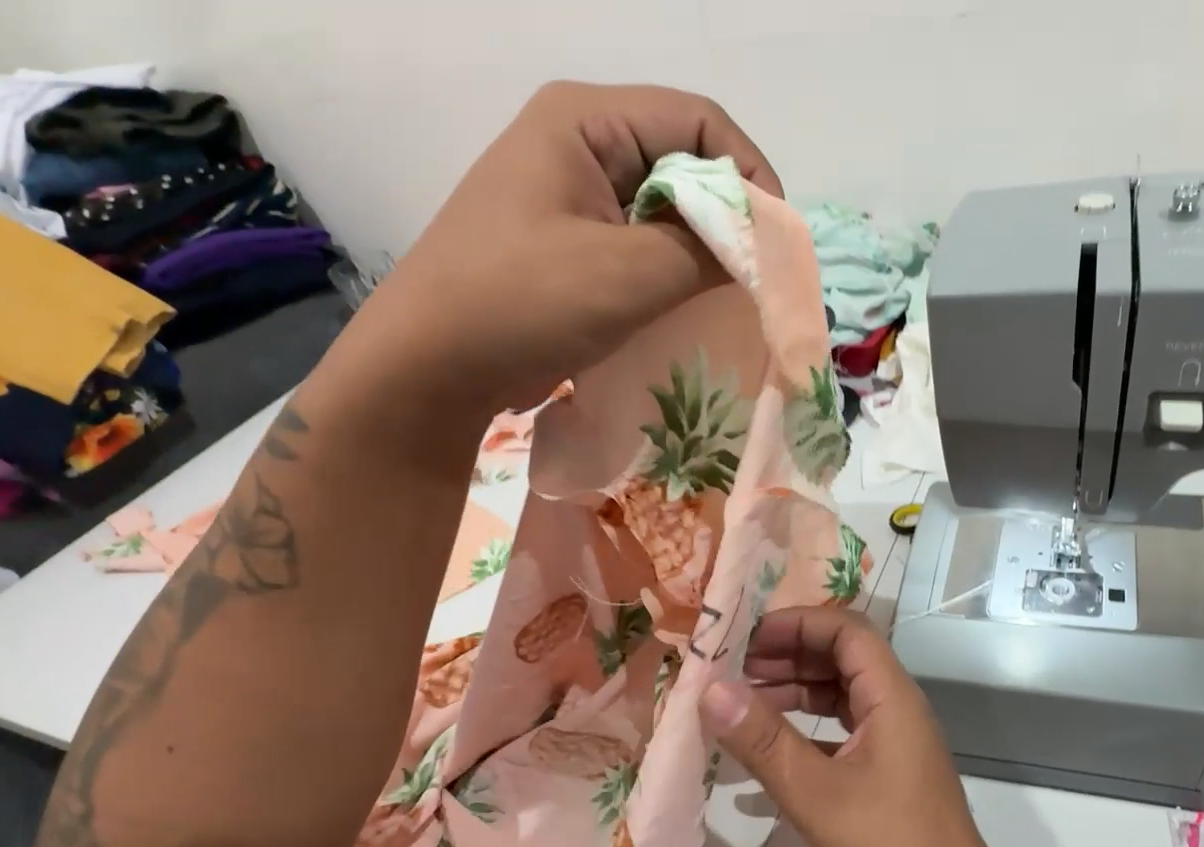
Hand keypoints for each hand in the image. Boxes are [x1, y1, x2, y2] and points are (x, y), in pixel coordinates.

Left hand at [331, 82, 782, 418]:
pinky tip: (689, 304)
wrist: (429, 370)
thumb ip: (710, 251)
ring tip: (728, 294)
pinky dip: (674, 268)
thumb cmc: (521, 304)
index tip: (774, 243)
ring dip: (703, 248)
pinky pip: (643, 240)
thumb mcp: (628, 274)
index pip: (701, 121)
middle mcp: (581, 141)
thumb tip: (767, 246)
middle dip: (729, 216)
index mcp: (585, 119)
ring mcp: (573, 194)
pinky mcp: (571, 241)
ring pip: (668, 205)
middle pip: (687, 160)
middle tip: (757, 275)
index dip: (750, 175)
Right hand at [702, 608, 1046, 846]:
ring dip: (793, 693)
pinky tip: (763, 753)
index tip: (744, 637)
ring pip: (839, 696)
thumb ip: (763, 740)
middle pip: (841, 658)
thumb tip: (710, 688)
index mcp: (892, 696)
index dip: (796, 623)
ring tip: (738, 706)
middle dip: (787, 656)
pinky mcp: (883, 774)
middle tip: (731, 670)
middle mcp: (895, 708)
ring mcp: (892, 743)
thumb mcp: (815, 793)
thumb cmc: (888, 846)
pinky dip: (803, 732)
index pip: (846, 630)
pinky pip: (839, 733)